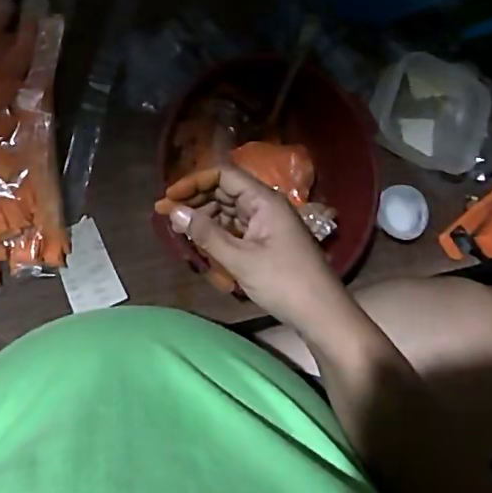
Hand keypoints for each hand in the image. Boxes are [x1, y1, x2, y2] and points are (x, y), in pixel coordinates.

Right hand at [161, 165, 353, 334]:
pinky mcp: (267, 242)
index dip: (193, 182)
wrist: (324, 317)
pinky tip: (201, 243)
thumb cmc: (285, 283)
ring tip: (179, 231)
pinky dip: (217, 232)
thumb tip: (174, 211)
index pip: (223, 175)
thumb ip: (205, 233)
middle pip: (224, 191)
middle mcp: (266, 206)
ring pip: (228, 211)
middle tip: (167, 215)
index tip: (169, 197)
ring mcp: (267, 224)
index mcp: (264, 200)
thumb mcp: (240, 259)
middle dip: (194, 200)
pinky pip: (236, 228)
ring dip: (203, 217)